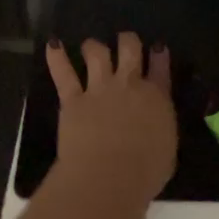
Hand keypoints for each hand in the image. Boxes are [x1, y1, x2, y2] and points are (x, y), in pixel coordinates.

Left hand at [44, 33, 176, 204]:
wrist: (109, 178)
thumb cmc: (145, 174)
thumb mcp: (166, 150)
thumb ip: (161, 128)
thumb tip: (156, 123)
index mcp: (156, 98)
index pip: (160, 68)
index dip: (159, 54)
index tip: (157, 48)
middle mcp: (129, 84)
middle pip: (130, 49)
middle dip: (128, 41)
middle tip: (125, 40)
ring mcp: (100, 88)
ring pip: (97, 53)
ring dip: (94, 46)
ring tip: (91, 46)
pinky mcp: (74, 99)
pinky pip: (64, 74)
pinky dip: (57, 58)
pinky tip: (52, 45)